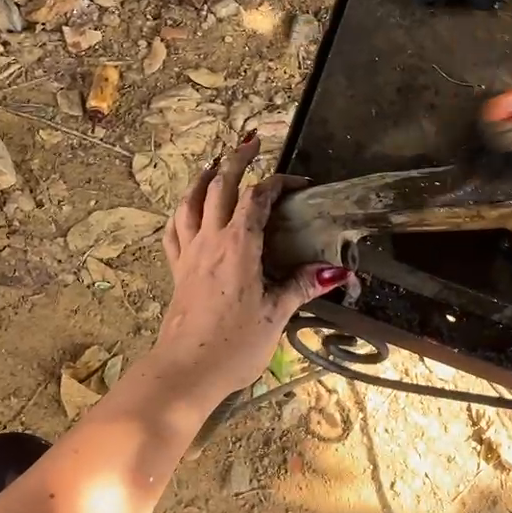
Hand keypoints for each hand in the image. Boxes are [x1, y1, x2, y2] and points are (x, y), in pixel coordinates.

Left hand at [152, 135, 348, 405]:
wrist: (186, 371)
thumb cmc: (235, 345)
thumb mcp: (276, 315)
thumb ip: (303, 286)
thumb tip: (338, 271)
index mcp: (239, 246)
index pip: (257, 199)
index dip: (278, 183)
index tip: (298, 183)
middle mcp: (210, 240)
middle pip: (219, 186)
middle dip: (236, 160)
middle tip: (251, 142)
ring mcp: (189, 254)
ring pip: (190, 202)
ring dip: (202, 178)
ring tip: (213, 164)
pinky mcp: (177, 271)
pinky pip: (174, 231)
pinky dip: (181, 212)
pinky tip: (185, 210)